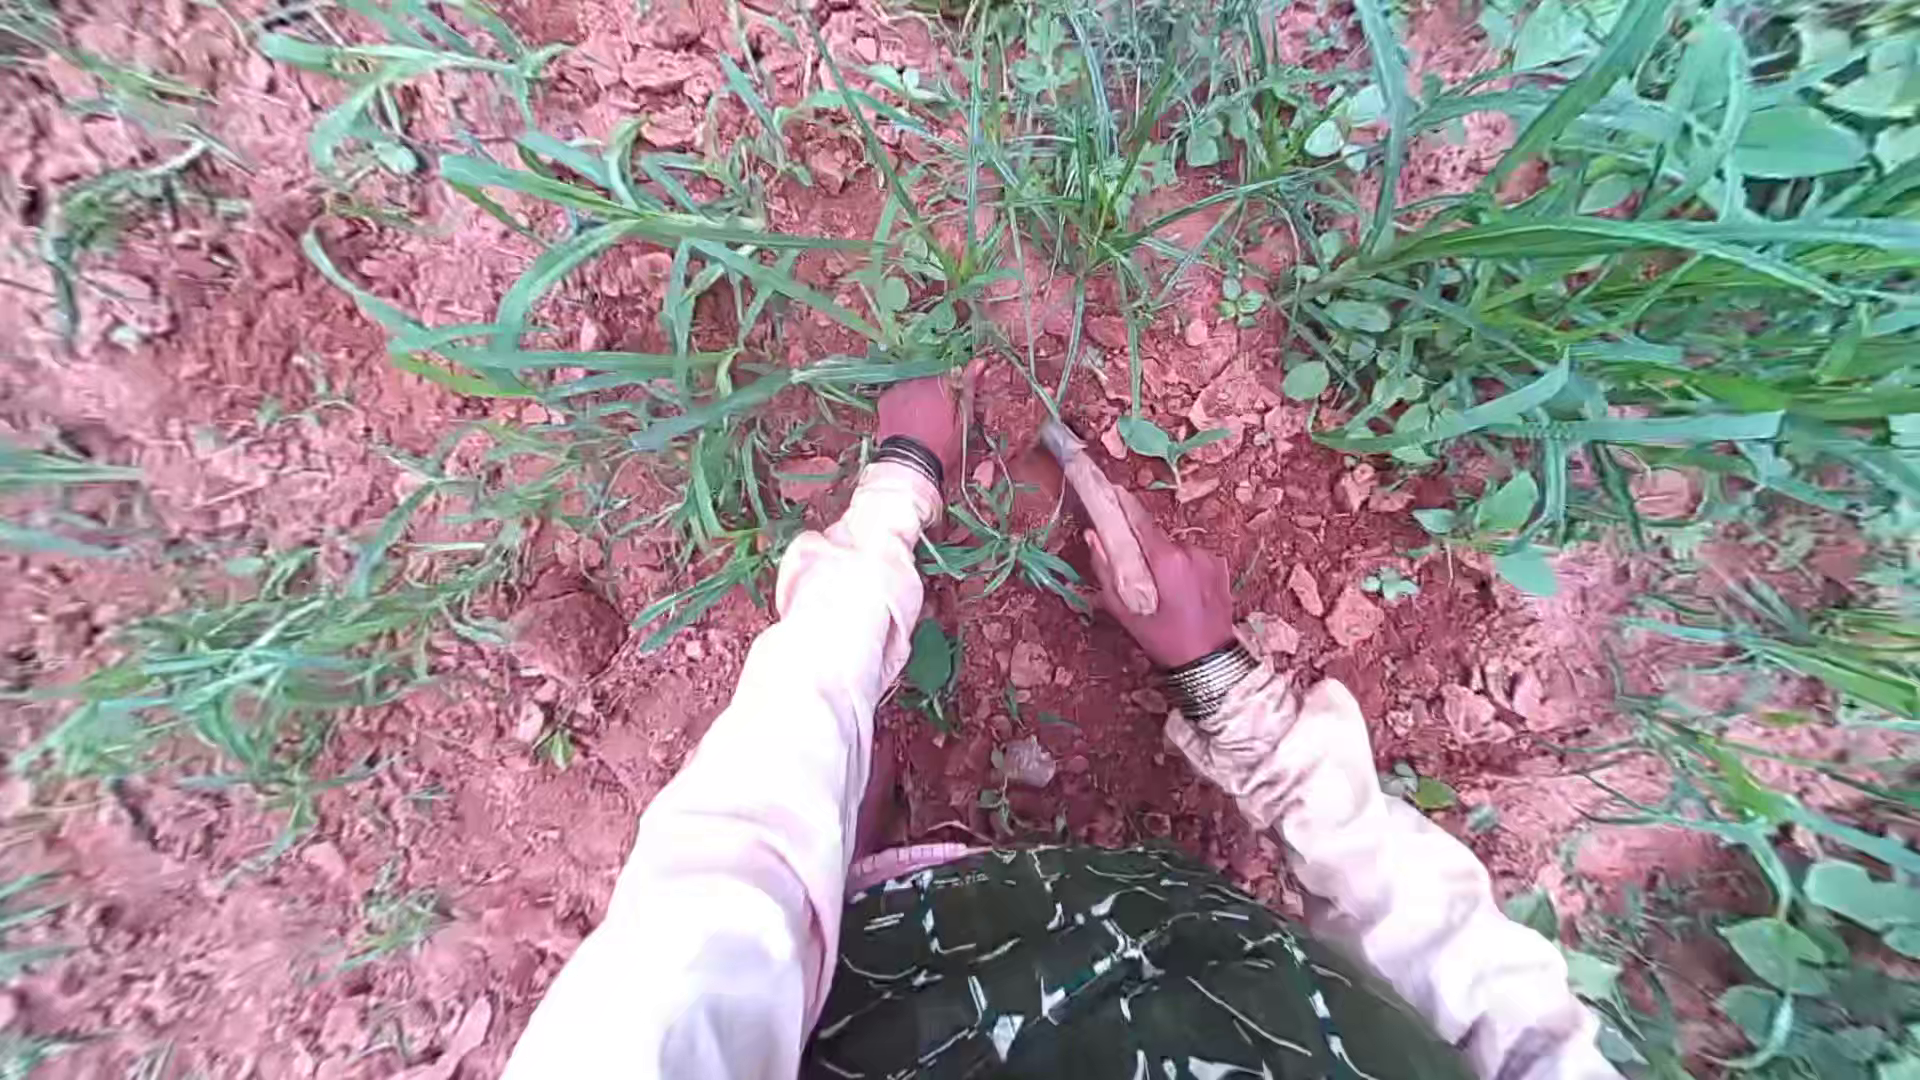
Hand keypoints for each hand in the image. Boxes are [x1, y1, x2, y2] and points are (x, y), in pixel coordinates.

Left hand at [874, 368, 972, 482]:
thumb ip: (969, 390)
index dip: (953, 391)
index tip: (952, 405)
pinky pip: (896, 396)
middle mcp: (919, 380)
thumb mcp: (962, 421)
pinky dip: (901, 405)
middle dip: (933, 394)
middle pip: (930, 380)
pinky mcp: (885, 399)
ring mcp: (900, 388)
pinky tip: (906, 421)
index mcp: (942, 384)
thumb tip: (978, 364)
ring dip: (917, 398)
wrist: (910, 463)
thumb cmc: (941, 447)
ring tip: (920, 421)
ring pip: (912, 387)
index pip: (952, 376)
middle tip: (935, 417)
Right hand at [1085, 490, 1235, 666]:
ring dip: (1163, 560)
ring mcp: (1210, 558)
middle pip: (1156, 537)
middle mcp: (1191, 551)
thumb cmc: (1164, 638)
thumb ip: (1106, 570)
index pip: (1140, 521)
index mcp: (1167, 560)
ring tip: (1160, 590)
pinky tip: (1179, 592)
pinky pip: (1191, 558)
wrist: (1211, 663)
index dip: (1124, 505)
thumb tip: (1093, 537)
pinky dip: (1181, 568)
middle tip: (1133, 570)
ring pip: (1174, 549)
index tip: (1111, 491)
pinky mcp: (1221, 566)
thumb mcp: (1126, 610)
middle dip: (1142, 547)